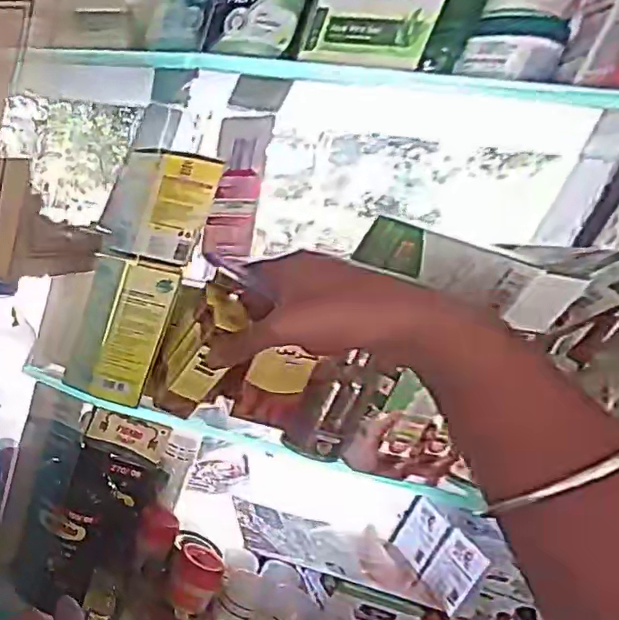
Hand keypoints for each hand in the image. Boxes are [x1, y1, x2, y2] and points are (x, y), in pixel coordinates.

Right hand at [208, 251, 507, 374]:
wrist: (408, 323)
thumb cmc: (341, 315)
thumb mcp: (281, 331)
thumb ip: (242, 343)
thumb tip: (211, 355)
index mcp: (287, 264)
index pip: (241, 276)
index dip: (224, 300)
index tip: (210, 324)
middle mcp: (307, 268)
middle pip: (263, 292)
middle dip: (246, 318)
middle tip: (230, 344)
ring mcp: (330, 284)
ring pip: (286, 305)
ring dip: (271, 327)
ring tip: (257, 351)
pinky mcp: (348, 301)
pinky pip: (308, 315)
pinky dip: (295, 332)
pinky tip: (293, 351)